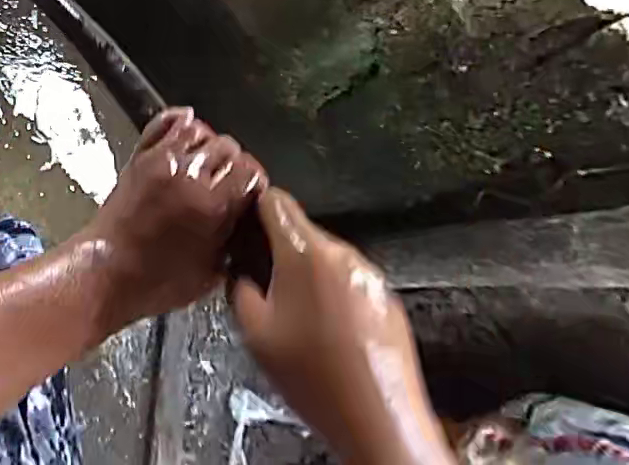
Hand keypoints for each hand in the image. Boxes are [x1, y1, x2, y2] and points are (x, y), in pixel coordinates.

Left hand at [76, 108, 265, 325]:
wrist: (111, 265)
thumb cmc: (163, 278)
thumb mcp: (215, 265)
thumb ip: (235, 231)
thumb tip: (246, 209)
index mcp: (211, 204)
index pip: (249, 171)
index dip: (256, 180)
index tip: (253, 190)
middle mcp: (187, 174)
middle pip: (226, 147)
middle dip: (235, 162)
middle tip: (231, 178)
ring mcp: (159, 159)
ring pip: (196, 130)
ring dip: (208, 142)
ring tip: (208, 159)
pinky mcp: (138, 155)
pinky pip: (162, 124)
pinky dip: (177, 122)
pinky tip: (186, 129)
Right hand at [229, 189, 454, 464]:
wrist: (382, 429)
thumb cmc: (311, 375)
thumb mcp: (252, 328)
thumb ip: (238, 283)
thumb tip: (241, 268)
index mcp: (305, 252)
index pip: (275, 199)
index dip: (253, 206)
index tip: (240, 224)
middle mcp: (342, 255)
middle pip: (299, 228)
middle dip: (278, 245)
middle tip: (263, 278)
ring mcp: (371, 278)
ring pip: (324, 254)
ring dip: (306, 268)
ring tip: (295, 307)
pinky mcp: (390, 302)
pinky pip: (348, 279)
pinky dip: (331, 289)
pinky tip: (327, 326)